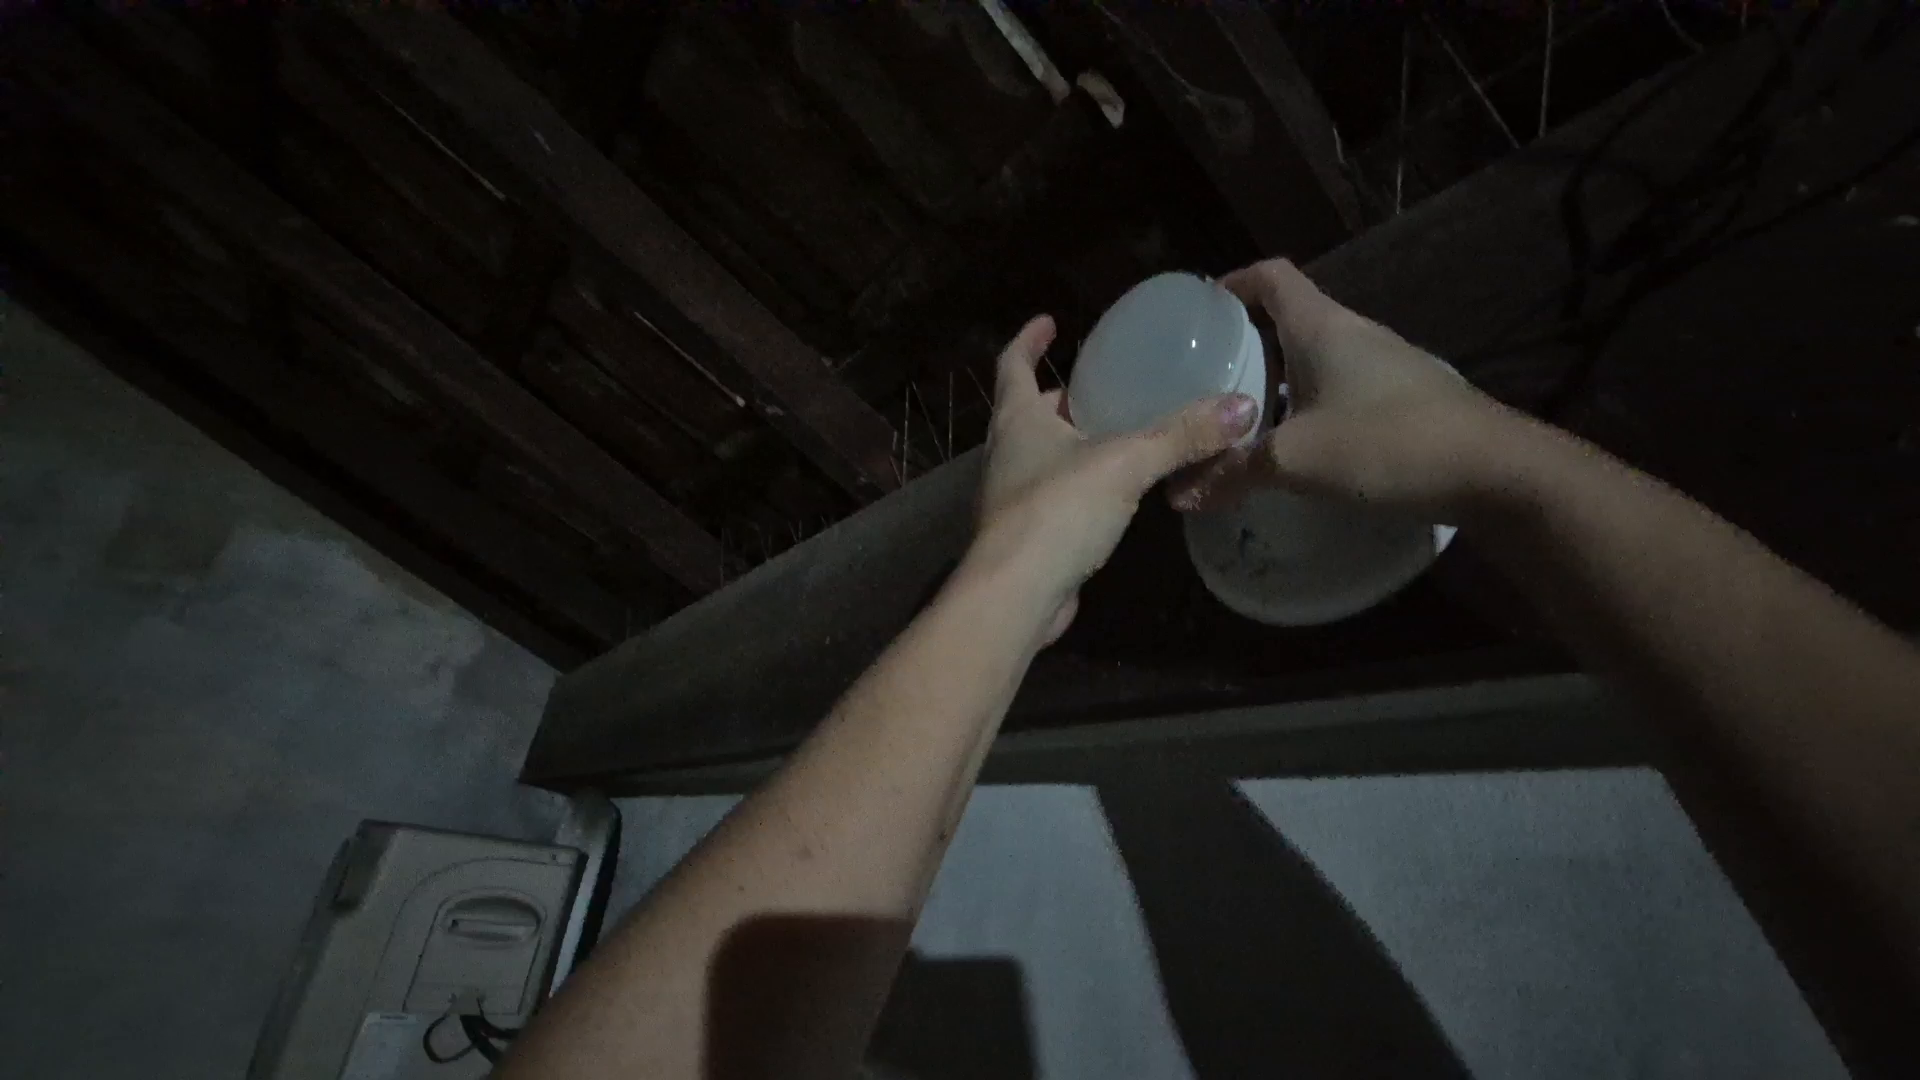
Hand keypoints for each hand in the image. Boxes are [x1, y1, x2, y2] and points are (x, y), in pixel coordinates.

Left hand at [968, 315, 1258, 640]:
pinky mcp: (1029, 533)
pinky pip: (1058, 493)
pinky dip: (1084, 481)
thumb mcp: (1124, 464)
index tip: (1051, 320)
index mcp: (1018, 420)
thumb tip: (1243, 406)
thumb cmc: (1057, 511)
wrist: (1017, 593)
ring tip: (1121, 429)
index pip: (1013, 364)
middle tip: (1106, 382)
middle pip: (1031, 410)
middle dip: (1064, 393)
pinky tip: (1117, 489)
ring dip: (1075, 438)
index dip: (1028, 338)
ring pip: (1045, 453)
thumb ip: (1180, 436)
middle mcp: (1008, 452)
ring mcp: (1013, 496)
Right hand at [1168, 259, 1508, 516]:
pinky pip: (1336, 390)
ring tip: (1237, 416)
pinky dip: (1305, 406)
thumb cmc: (1386, 442)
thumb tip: (1177, 495)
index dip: (1231, 283)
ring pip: (1312, 360)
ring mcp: (1383, 366)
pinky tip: (1292, 445)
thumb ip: (1232, 472)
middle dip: (1244, 342)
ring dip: (1274, 380)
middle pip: (1288, 319)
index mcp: (1322, 328)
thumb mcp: (1294, 459)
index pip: (1271, 277)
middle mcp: (1353, 335)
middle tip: (1203, 377)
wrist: (1496, 473)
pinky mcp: (1402, 400)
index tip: (1199, 309)